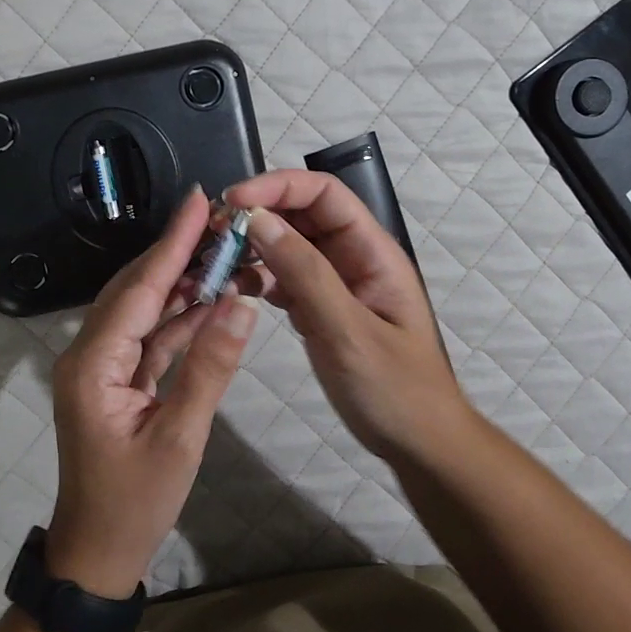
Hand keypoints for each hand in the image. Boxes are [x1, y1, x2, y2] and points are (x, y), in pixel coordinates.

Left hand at [44, 187, 258, 598]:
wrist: (98, 552)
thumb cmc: (135, 502)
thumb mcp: (179, 437)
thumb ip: (209, 368)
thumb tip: (240, 306)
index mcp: (93, 363)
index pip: (139, 289)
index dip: (172, 244)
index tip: (200, 202)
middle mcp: (88, 354)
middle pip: (135, 290)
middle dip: (176, 253)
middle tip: (218, 218)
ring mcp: (100, 367)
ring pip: (143, 311)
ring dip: (180, 284)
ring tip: (222, 250)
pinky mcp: (114, 382)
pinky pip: (148, 339)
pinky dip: (178, 320)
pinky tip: (210, 301)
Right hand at [223, 170, 462, 457]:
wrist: (418, 444)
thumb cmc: (395, 388)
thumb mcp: (348, 331)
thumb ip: (305, 274)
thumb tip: (257, 219)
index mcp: (371, 252)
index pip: (324, 195)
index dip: (278, 187)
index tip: (232, 201)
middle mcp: (351, 259)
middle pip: (300, 216)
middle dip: (256, 215)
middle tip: (212, 232)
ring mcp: (334, 285)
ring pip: (286, 247)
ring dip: (250, 247)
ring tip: (213, 261)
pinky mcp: (318, 310)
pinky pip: (281, 280)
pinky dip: (254, 279)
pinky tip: (229, 289)